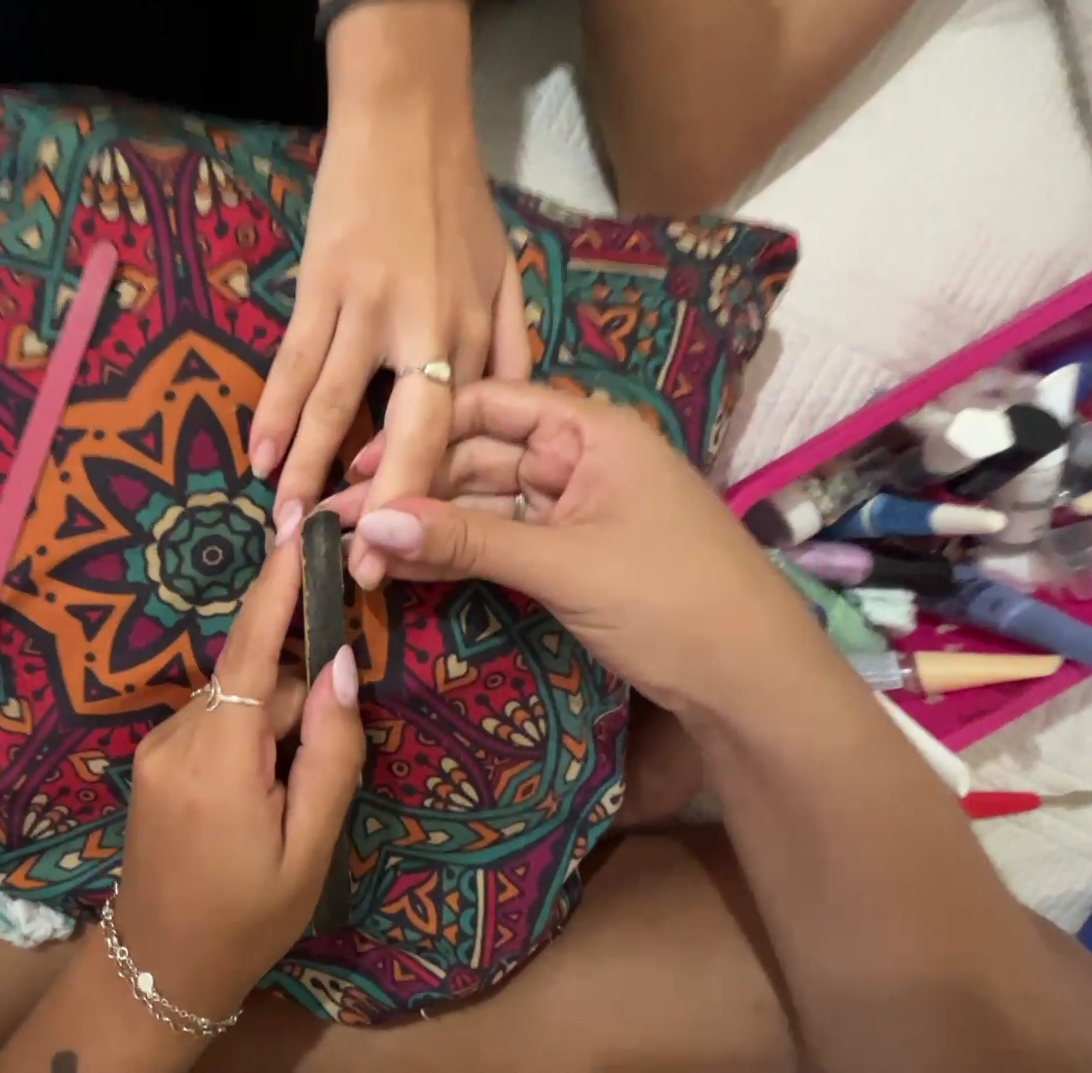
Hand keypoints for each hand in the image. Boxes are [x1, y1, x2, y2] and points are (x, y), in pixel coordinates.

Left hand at [111, 526, 366, 1019]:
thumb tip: (341, 668)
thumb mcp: (309, 848)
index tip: (297, 529)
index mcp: (218, 759)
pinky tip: (257, 791)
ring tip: (287, 796)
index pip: (249, 650)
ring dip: (272, 721)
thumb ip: (330, 753)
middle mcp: (177, 735)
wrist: (160, 966)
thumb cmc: (247, 918)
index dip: (276, 587)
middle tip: (321, 764)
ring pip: (234, 699)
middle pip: (251, 678)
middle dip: (296, 697)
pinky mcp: (154, 756)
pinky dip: (247, 733)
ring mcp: (158, 744)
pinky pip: (213, 719)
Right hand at [248, 0, 530, 588]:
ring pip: (337, 405)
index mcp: (477, 333)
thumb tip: (506, 419)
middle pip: (405, 433)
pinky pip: (295, 361)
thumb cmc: (457, 203)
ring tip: (290, 525)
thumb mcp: (508, 272)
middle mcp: (428, 328)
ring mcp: (369, 307)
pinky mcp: (321, 286)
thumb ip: (511, 347)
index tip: (415, 551)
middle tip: (352, 566)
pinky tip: (259, 455)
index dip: (434, 497)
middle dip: (377, 506)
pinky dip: (275, 410)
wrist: (404, 119)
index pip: (456, 434)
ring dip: (309, 470)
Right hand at [324, 381, 838, 719]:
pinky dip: (450, 556)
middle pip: (473, 459)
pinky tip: (399, 569)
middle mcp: (574, 458)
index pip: (489, 405)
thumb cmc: (673, 601)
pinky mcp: (560, 553)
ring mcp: (565, 508)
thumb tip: (369, 525)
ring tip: (356, 553)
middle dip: (409, 492)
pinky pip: (492, 542)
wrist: (751, 686)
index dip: (421, 429)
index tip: (361, 463)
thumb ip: (465, 540)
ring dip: (422, 529)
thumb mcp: (563, 564)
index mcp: (590, 430)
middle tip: (340, 523)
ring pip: (477, 505)